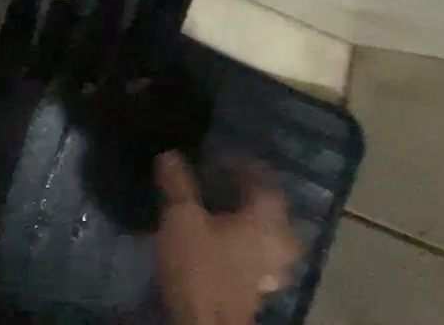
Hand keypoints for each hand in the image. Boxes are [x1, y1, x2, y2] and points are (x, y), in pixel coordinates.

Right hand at [152, 152, 298, 324]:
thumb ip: (177, 184)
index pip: (266, 185)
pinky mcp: (255, 290)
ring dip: (252, 221)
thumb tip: (169, 152)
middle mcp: (274, 245)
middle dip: (254, 195)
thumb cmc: (198, 266)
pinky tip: (225, 244)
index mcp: (263, 222)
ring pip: (270, 238)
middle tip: (230, 183)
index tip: (224, 156)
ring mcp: (267, 271)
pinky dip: (246, 245)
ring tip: (227, 211)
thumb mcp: (181, 217)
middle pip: (275, 213)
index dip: (247, 166)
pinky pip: (258, 258)